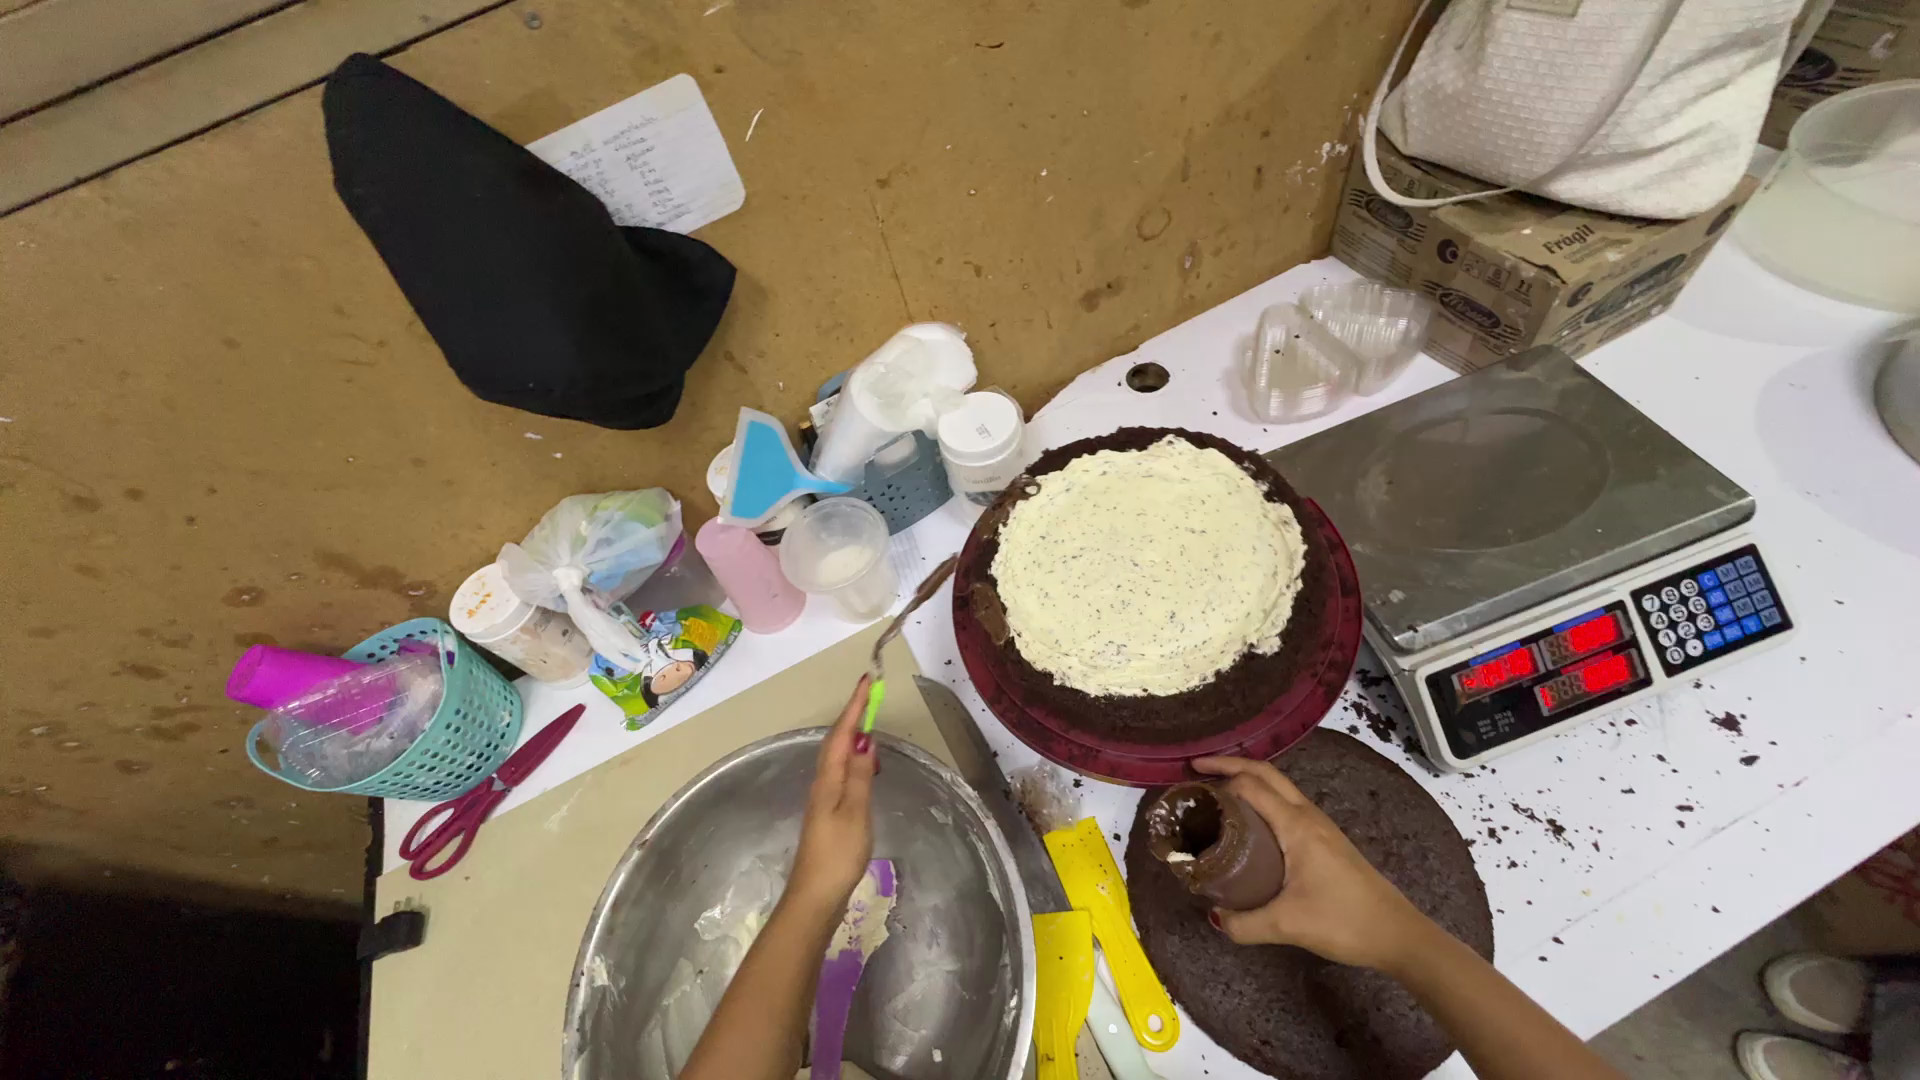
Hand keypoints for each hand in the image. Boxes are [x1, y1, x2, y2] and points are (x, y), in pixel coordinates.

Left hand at [786, 676, 879, 918]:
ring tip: (873, 727)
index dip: (855, 706)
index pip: (842, 733)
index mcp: (828, 779)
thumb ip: (861, 776)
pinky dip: (854, 760)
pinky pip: (842, 773)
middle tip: (872, 696)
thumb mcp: (856, 812)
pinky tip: (866, 769)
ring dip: (854, 737)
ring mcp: (824, 799)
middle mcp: (822, 783)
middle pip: (836, 741)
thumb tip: (865, 741)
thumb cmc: (837, 855)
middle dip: (853, 716)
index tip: (867, 681)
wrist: (815, 898)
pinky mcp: (829, 814)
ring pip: (838, 757)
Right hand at [1192, 756, 1438, 973]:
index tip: (1190, 786)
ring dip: (1247, 777)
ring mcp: (1319, 824)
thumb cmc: (1345, 921)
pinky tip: (1250, 819)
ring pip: (1278, 785)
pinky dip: (1262, 796)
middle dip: (1229, 764)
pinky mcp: (1325, 838)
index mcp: (1296, 824)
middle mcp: (1307, 814)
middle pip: (1265, 772)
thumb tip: (1214, 918)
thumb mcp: (1288, 925)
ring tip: (1217, 790)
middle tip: (1196, 769)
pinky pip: (1287, 802)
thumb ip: (1245, 923)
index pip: (1250, 785)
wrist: (1400, 935)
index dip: (1219, 779)